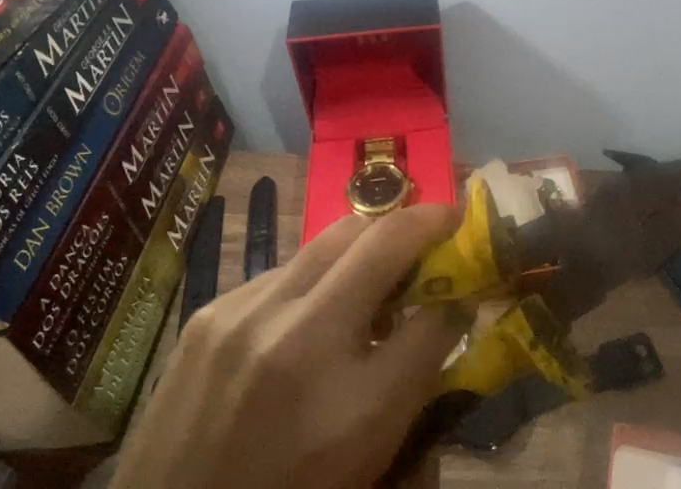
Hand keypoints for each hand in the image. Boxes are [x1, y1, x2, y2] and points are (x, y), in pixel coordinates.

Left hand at [113, 205, 468, 488]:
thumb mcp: (373, 456)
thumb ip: (418, 376)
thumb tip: (450, 304)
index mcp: (351, 404)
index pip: (435, 313)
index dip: (462, 276)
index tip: (472, 252)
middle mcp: (295, 339)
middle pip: (374, 237)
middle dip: (416, 223)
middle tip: (436, 234)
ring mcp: (242, 316)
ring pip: (326, 243)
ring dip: (363, 248)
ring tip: (373, 277)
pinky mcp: (208, 314)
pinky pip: (282, 271)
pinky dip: (313, 279)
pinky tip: (307, 316)